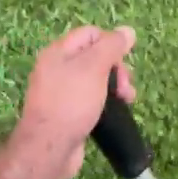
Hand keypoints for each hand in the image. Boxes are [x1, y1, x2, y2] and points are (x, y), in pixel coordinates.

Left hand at [11, 25, 135, 178]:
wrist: (50, 147)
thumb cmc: (71, 102)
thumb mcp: (94, 67)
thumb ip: (112, 46)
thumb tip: (127, 30)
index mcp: (59, 52)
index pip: (91, 34)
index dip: (111, 43)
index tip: (123, 61)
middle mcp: (57, 68)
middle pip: (95, 56)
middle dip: (116, 68)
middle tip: (125, 87)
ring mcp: (61, 92)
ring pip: (96, 79)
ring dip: (115, 86)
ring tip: (127, 100)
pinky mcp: (67, 112)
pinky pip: (91, 98)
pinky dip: (106, 102)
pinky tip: (116, 112)